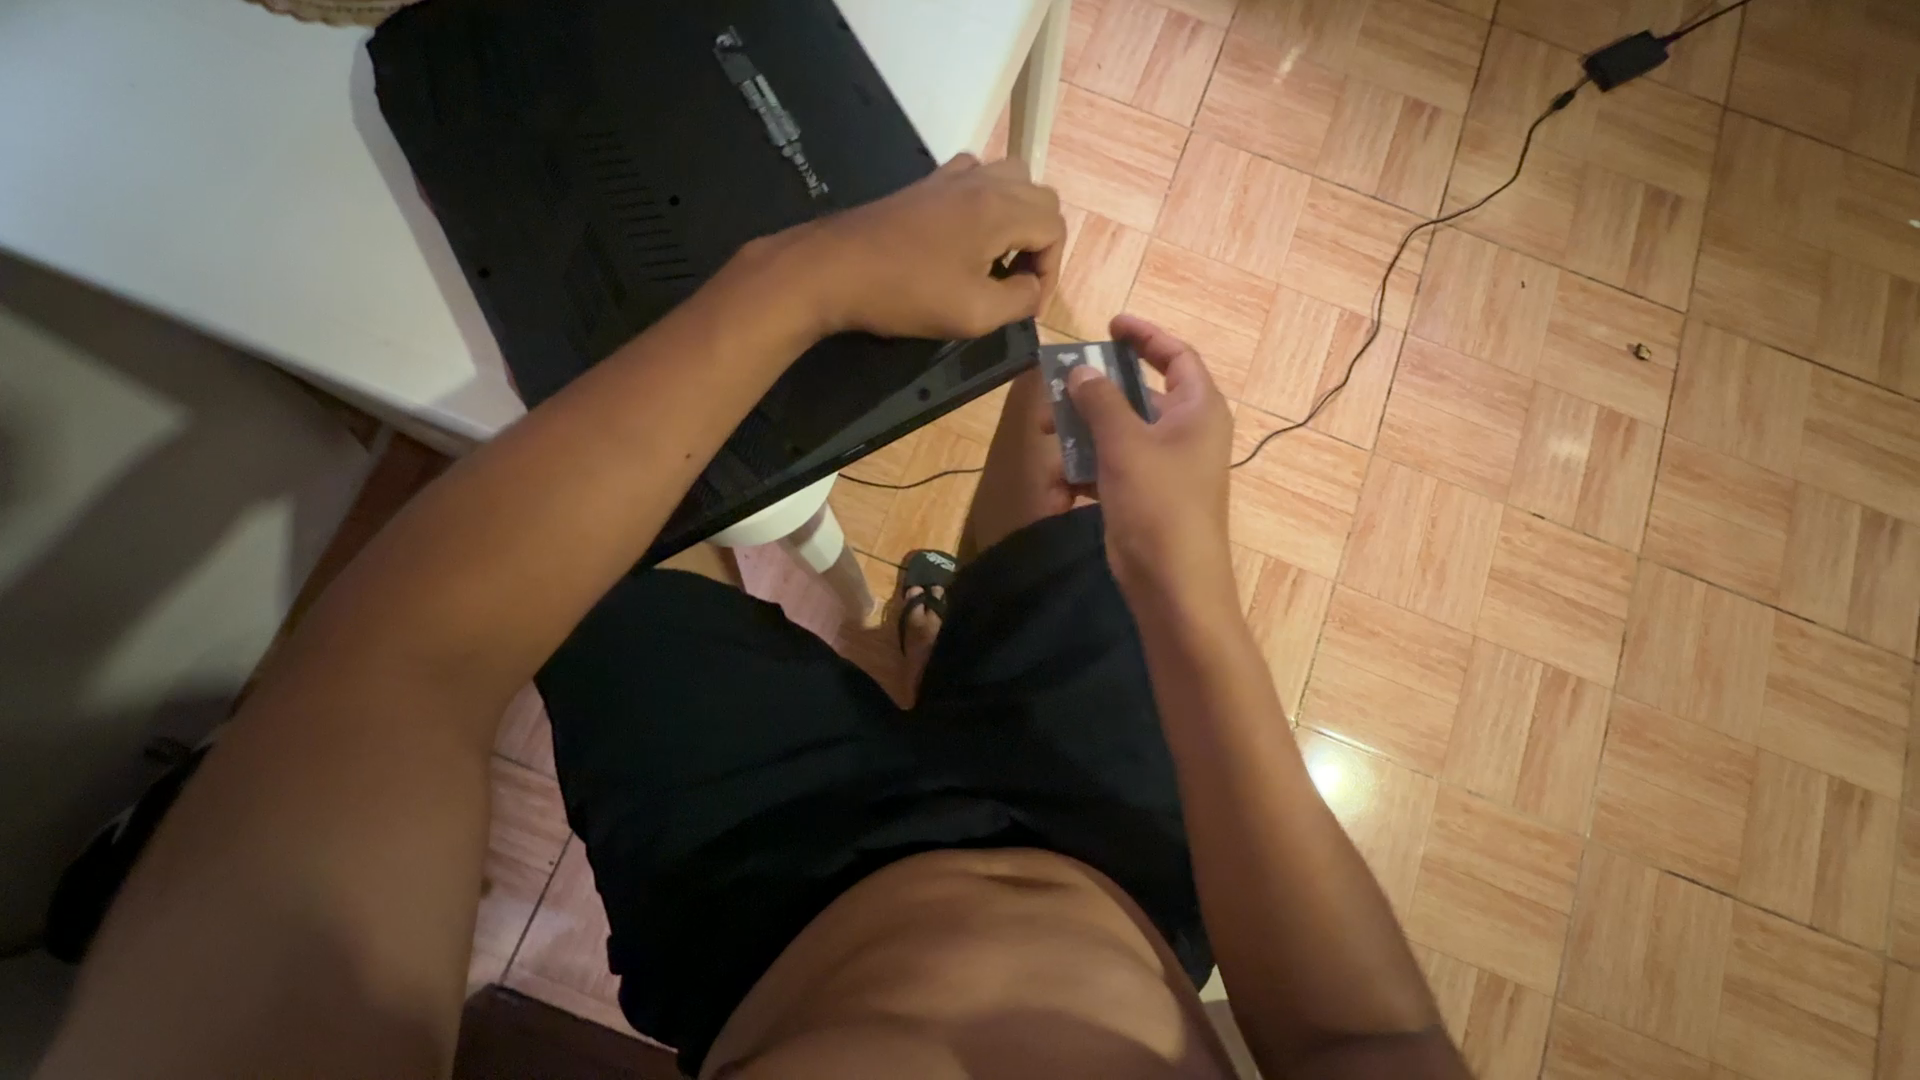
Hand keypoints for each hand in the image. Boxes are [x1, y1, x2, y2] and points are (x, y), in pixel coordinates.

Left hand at [774, 155, 1065, 339]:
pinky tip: (967, 236)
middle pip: (1040, 196)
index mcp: (1001, 208)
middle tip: (1019, 282)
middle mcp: (983, 180)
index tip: (1029, 304)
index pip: (1055, 227)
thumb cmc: (908, 294)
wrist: (836, 270)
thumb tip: (1033, 289)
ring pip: (1011, 179)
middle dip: (1040, 242)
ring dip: (1017, 218)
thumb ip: (1019, 300)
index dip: (1051, 270)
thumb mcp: (975, 314)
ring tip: (998, 258)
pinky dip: (987, 202)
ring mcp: (952, 176)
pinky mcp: (927, 183)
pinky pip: (976, 177)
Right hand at [1067, 316, 1234, 603]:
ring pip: (1120, 432)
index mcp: (1198, 409)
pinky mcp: (1146, 495)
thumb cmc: (1159, 504)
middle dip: (1096, 391)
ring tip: (1048, 433)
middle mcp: (1186, 432)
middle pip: (1139, 394)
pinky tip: (1060, 479)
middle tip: (1058, 388)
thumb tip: (1081, 370)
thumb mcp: (1125, 444)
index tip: (1109, 325)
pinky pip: (1114, 467)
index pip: (1176, 355)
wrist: (1172, 583)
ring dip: (1084, 431)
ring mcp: (1166, 466)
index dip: (1145, 335)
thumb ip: (1101, 400)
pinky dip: (1088, 467)